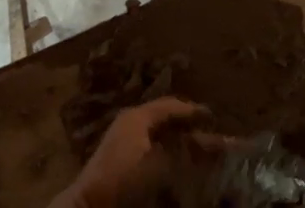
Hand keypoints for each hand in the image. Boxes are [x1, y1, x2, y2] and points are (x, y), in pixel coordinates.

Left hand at [51, 98, 205, 207]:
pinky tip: (176, 158)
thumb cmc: (125, 178)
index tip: (212, 116)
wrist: (92, 203)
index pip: (170, 106)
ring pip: (157, 130)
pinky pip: (149, 142)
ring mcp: (124, 137)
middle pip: (164, 116)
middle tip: (207, 129)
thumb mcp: (158, 164)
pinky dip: (165, 146)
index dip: (192, 111)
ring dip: (176, 135)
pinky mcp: (121, 154)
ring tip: (196, 143)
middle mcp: (131, 121)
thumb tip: (203, 144)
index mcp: (138, 116)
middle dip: (186, 123)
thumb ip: (181, 151)